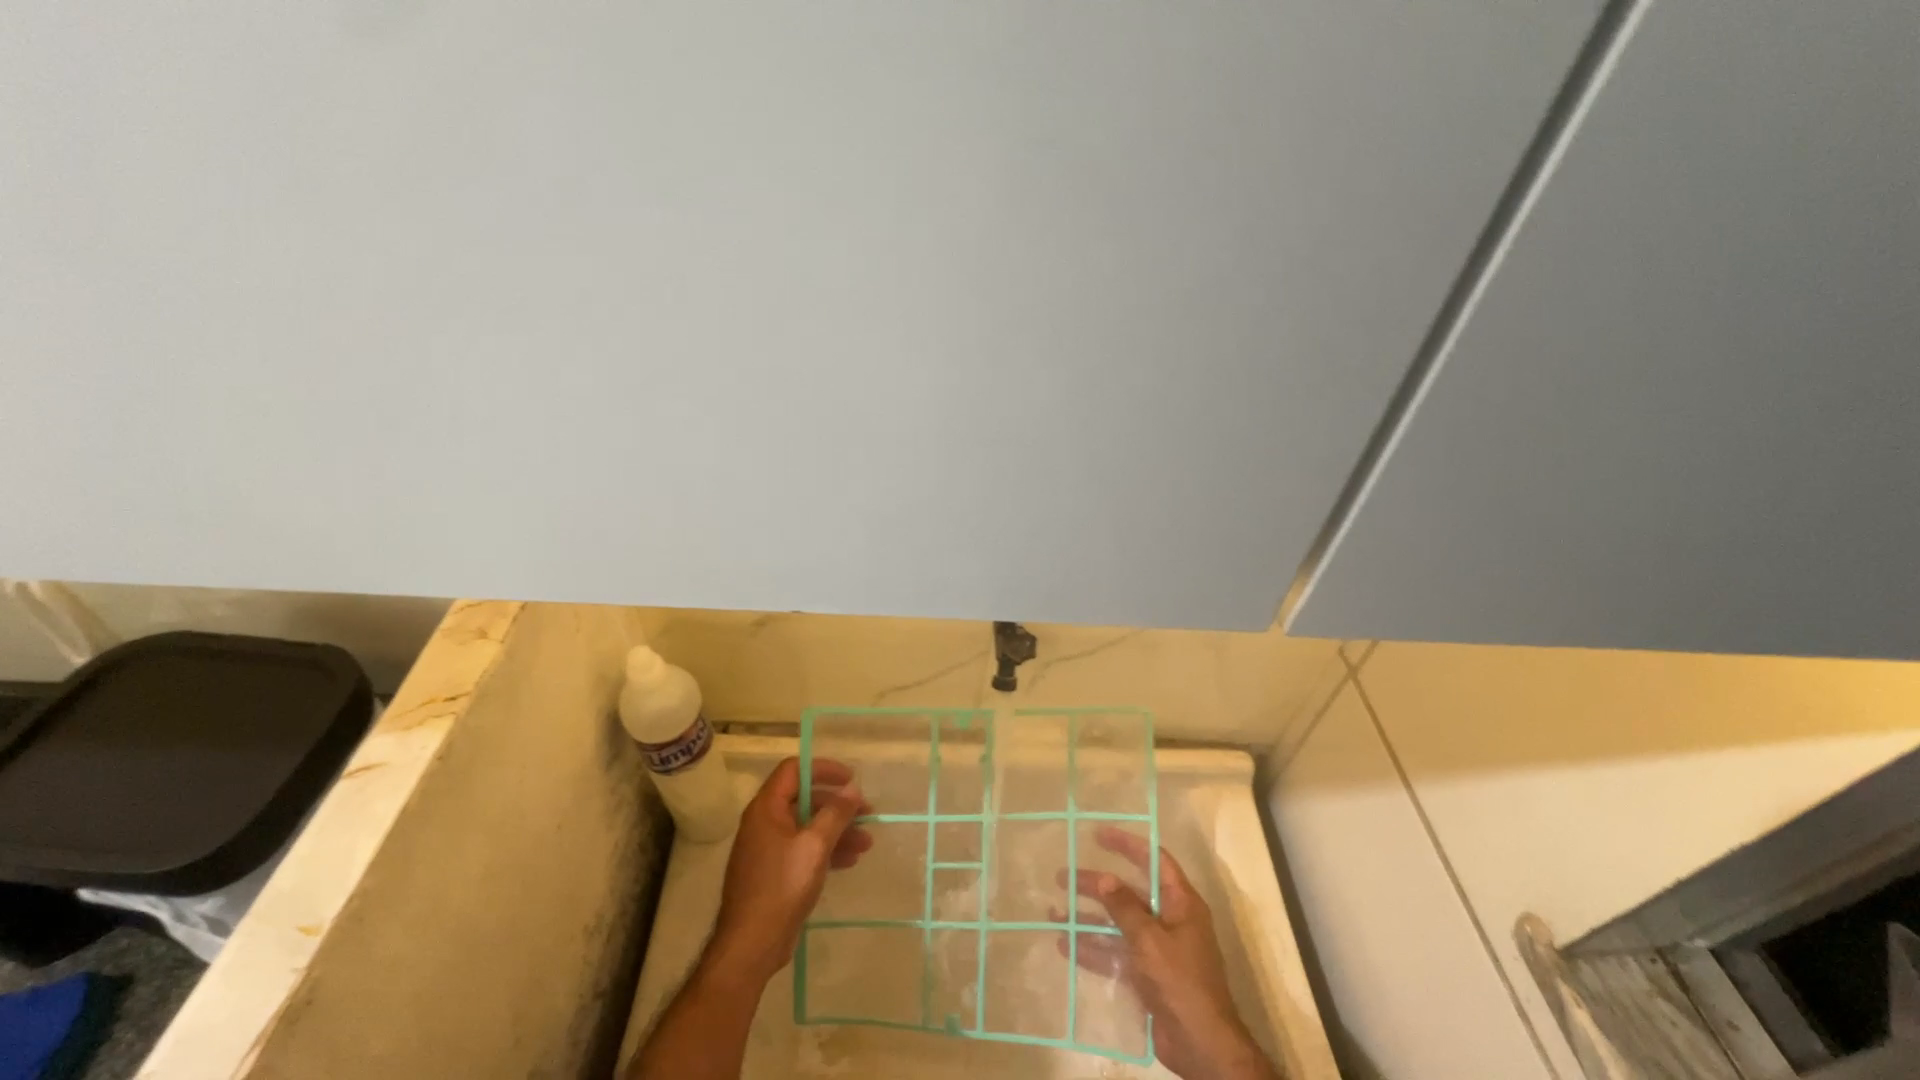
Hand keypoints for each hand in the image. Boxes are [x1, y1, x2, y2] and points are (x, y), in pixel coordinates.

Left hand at [704, 757, 870, 987]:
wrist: (751, 943)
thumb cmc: (782, 886)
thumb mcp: (814, 846)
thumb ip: (835, 814)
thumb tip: (852, 789)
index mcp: (766, 809)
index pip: (794, 770)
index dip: (823, 769)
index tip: (851, 780)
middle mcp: (764, 823)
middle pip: (804, 799)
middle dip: (837, 805)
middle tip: (867, 814)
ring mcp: (768, 849)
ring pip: (807, 827)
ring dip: (837, 831)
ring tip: (867, 842)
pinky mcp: (775, 872)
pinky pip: (804, 850)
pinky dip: (826, 850)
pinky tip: (850, 861)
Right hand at [1057, 826, 1277, 1079]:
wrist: (1200, 1042)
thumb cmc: (1180, 981)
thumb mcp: (1150, 939)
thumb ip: (1125, 907)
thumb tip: (1106, 878)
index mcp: (1182, 904)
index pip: (1156, 861)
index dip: (1128, 845)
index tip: (1098, 835)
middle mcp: (1170, 921)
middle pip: (1130, 893)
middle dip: (1098, 886)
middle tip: (1063, 878)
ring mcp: (1158, 950)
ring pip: (1118, 926)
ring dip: (1089, 920)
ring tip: (1054, 913)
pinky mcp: (1146, 976)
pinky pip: (1116, 955)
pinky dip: (1093, 951)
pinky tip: (1065, 947)